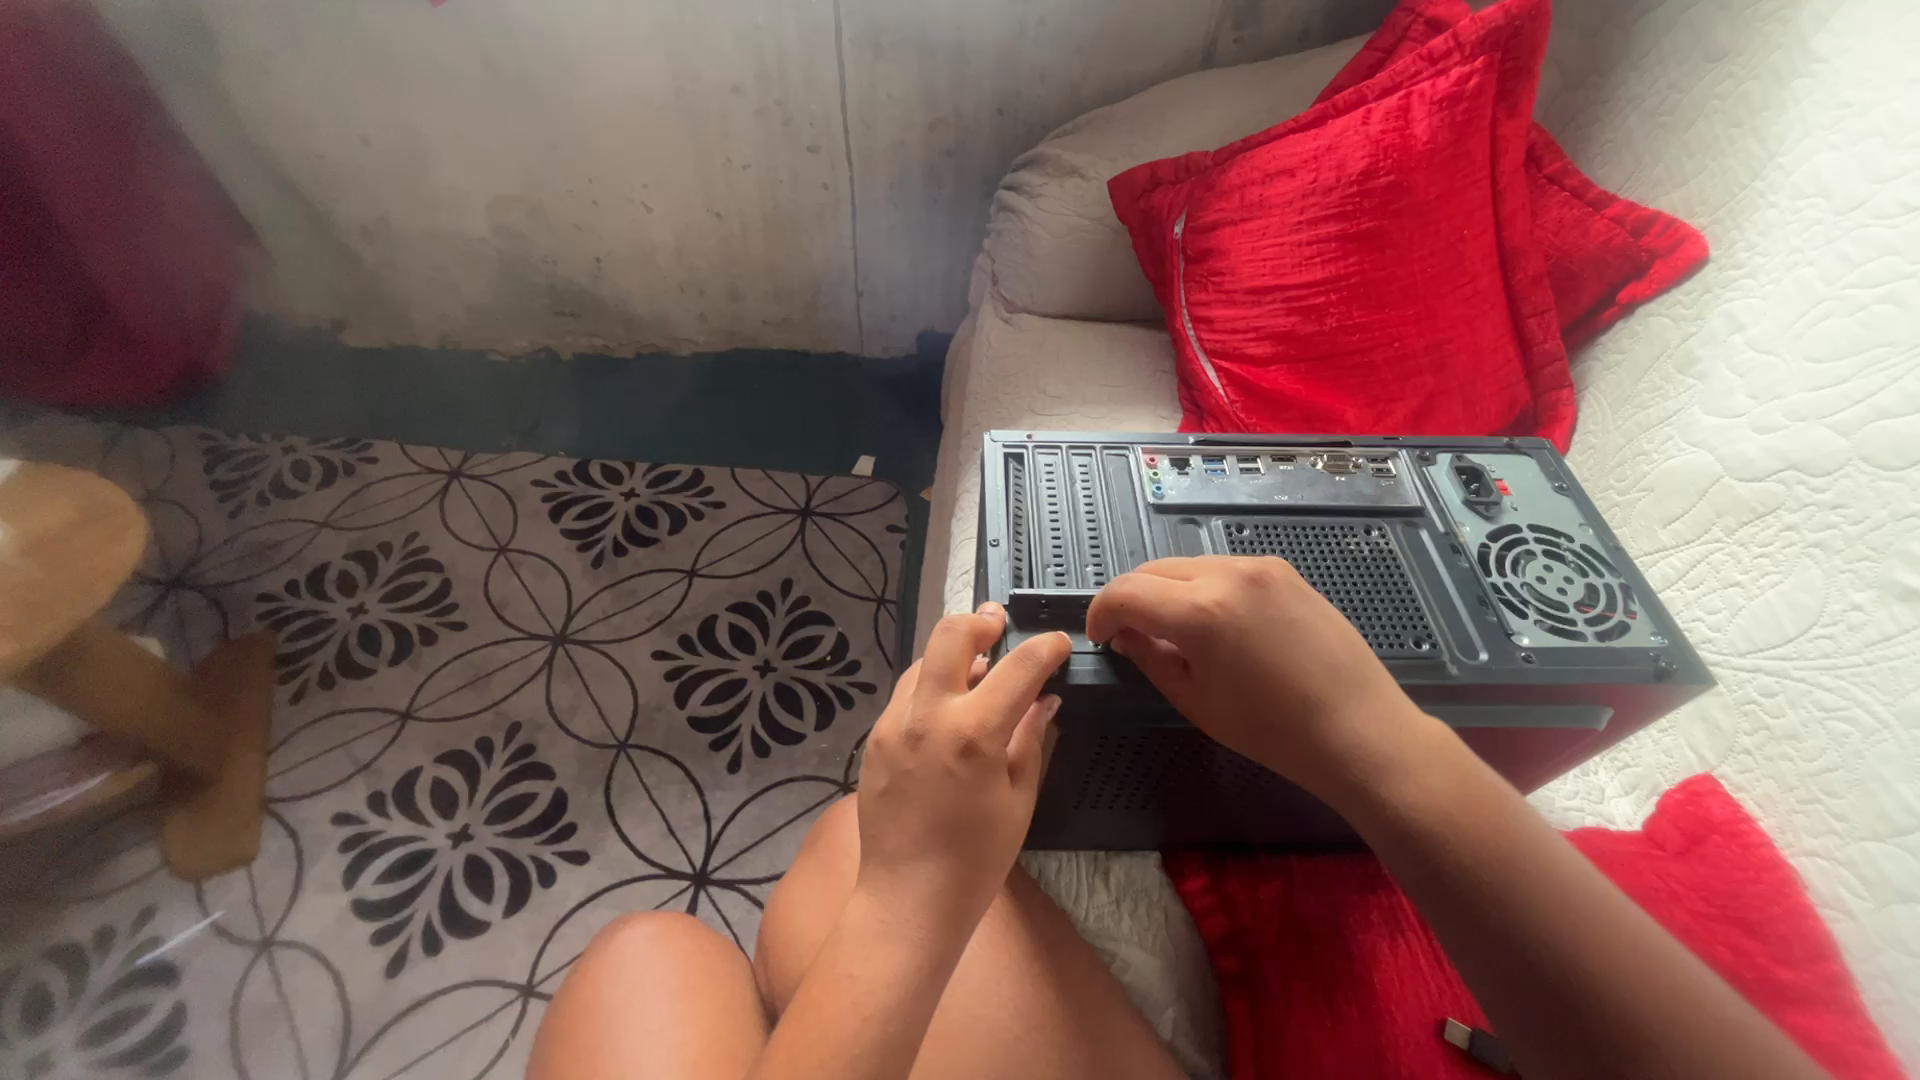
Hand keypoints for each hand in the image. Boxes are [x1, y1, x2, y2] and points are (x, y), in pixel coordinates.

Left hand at [854, 603, 1069, 926]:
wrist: (907, 899)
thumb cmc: (976, 859)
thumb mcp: (1019, 798)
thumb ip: (1031, 738)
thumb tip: (1045, 697)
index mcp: (974, 733)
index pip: (1018, 666)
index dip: (1046, 647)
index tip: (1058, 643)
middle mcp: (928, 714)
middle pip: (951, 634)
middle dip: (981, 622)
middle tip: (1001, 628)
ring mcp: (894, 722)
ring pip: (923, 659)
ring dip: (953, 654)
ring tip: (978, 670)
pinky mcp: (875, 737)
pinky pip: (906, 692)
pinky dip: (931, 685)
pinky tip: (948, 707)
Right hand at [1085, 556, 1430, 802]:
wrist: (1360, 731)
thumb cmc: (1272, 730)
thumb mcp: (1194, 700)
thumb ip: (1149, 656)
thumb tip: (1125, 633)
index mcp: (1200, 612)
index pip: (1125, 593)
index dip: (1101, 613)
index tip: (1100, 638)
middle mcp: (1227, 574)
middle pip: (1151, 570)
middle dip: (1130, 599)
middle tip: (1128, 635)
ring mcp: (1259, 566)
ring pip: (1186, 565)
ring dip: (1165, 591)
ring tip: (1172, 630)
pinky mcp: (1283, 570)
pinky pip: (1222, 569)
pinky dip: (1200, 587)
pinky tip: (1212, 622)